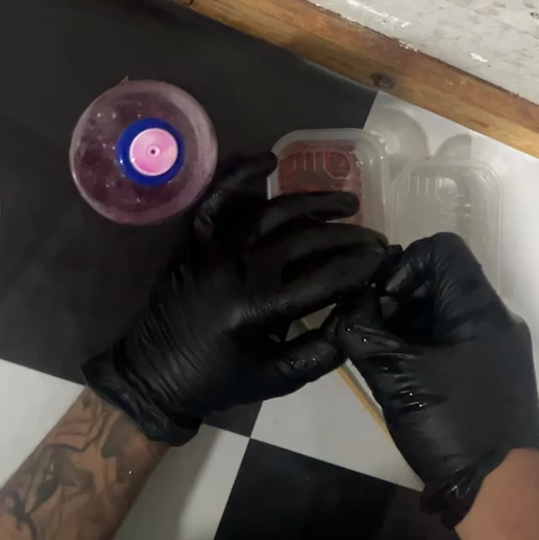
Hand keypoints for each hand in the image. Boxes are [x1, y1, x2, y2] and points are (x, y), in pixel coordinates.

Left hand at [83, 153, 388, 444]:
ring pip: (272, 211)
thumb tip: (362, 312)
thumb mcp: (276, 380)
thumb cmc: (219, 380)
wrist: (153, 375)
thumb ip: (322, 351)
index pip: (322, 279)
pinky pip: (218, 196)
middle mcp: (236, 270)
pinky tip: (270, 159)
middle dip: (347, 238)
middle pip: (304, 240)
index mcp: (256, 311)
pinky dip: (240, 173)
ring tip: (347, 202)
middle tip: (376, 238)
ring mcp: (213, 247)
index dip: (359, 267)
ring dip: (313, 202)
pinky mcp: (195, 237)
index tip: (385, 259)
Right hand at [331, 232, 538, 524]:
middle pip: (441, 277)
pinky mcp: (495, 371)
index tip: (383, 303)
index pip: (440, 249)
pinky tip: (403, 373)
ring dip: (411, 322)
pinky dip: (426, 342)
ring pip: (446, 308)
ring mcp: (498, 346)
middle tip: (375, 331)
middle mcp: (495, 317)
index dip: (404, 265)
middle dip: (401, 297)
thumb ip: (363, 334)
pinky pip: (456, 336)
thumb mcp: (397, 378)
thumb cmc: (454, 427)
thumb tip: (343, 311)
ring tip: (383, 356)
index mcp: (478, 308)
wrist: (505, 498)